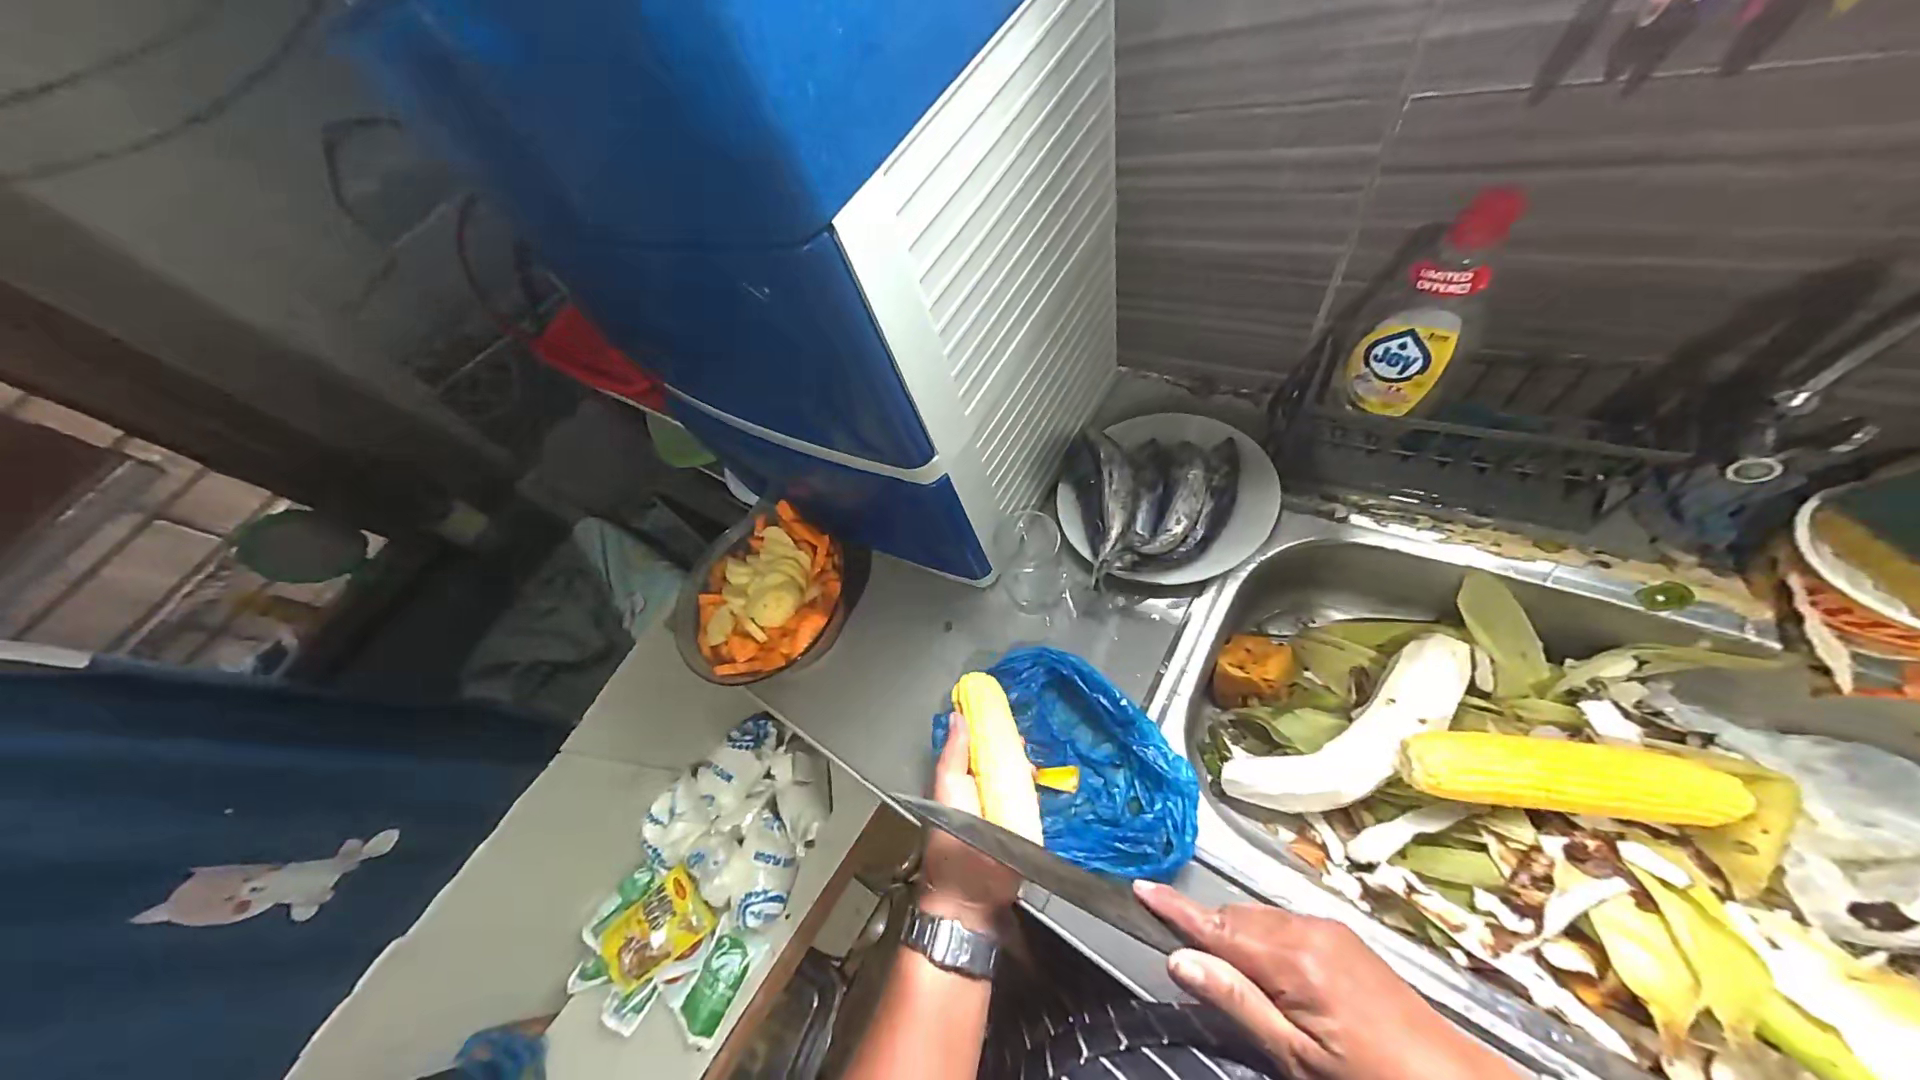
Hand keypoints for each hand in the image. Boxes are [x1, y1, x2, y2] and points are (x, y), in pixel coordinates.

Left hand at [918, 715, 1021, 929]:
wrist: (972, 896)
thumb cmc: (952, 841)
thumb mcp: (948, 789)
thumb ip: (953, 754)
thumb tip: (957, 716)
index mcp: (959, 780)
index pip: (976, 746)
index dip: (989, 730)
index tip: (1002, 716)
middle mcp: (979, 791)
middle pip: (999, 759)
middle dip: (1011, 748)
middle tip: (1023, 743)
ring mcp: (1001, 809)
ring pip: (1016, 777)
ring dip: (1025, 768)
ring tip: (1032, 763)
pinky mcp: (1020, 826)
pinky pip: (1030, 799)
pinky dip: (1036, 789)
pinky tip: (1042, 782)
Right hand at [1134, 881, 1518, 1079]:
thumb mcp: (1296, 1057)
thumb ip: (1236, 1001)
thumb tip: (1181, 961)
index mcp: (1292, 960)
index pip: (1216, 925)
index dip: (1174, 908)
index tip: (1141, 887)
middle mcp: (1306, 929)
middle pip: (1234, 917)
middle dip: (1208, 933)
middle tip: (1197, 969)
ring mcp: (1326, 927)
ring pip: (1256, 917)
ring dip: (1235, 935)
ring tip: (1237, 979)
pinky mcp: (1340, 933)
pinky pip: (1282, 922)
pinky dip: (1262, 936)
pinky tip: (1272, 972)